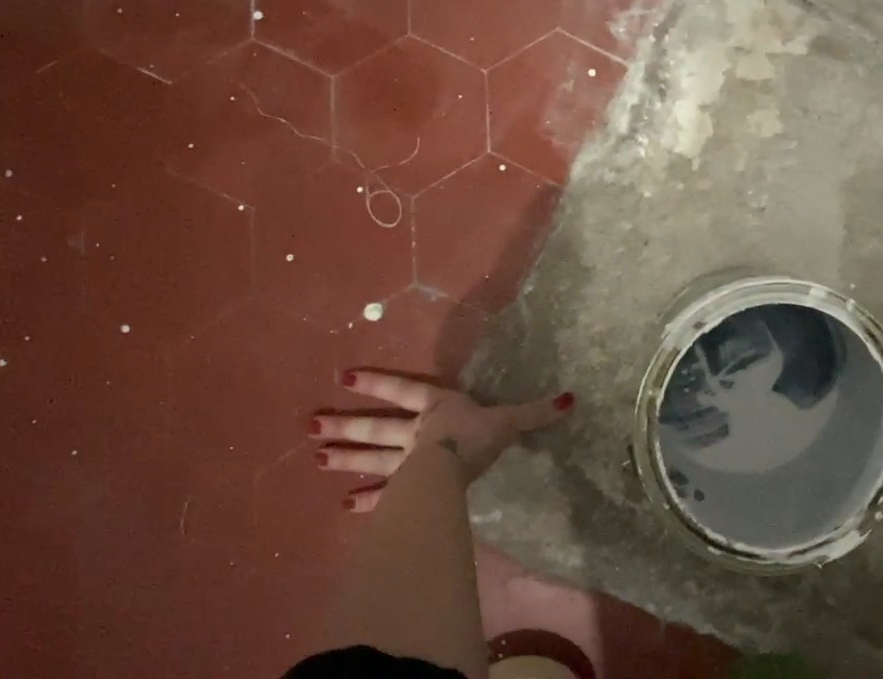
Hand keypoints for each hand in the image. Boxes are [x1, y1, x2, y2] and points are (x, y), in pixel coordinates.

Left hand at [309, 369, 574, 511]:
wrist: (453, 471)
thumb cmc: (476, 439)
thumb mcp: (509, 420)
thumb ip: (536, 412)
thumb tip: (570, 399)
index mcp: (437, 408)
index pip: (404, 391)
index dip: (377, 384)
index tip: (343, 378)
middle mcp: (414, 432)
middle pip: (376, 427)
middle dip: (346, 425)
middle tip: (311, 425)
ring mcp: (405, 463)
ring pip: (371, 457)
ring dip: (345, 458)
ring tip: (316, 456)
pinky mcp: (406, 491)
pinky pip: (383, 495)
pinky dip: (365, 500)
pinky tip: (345, 506)